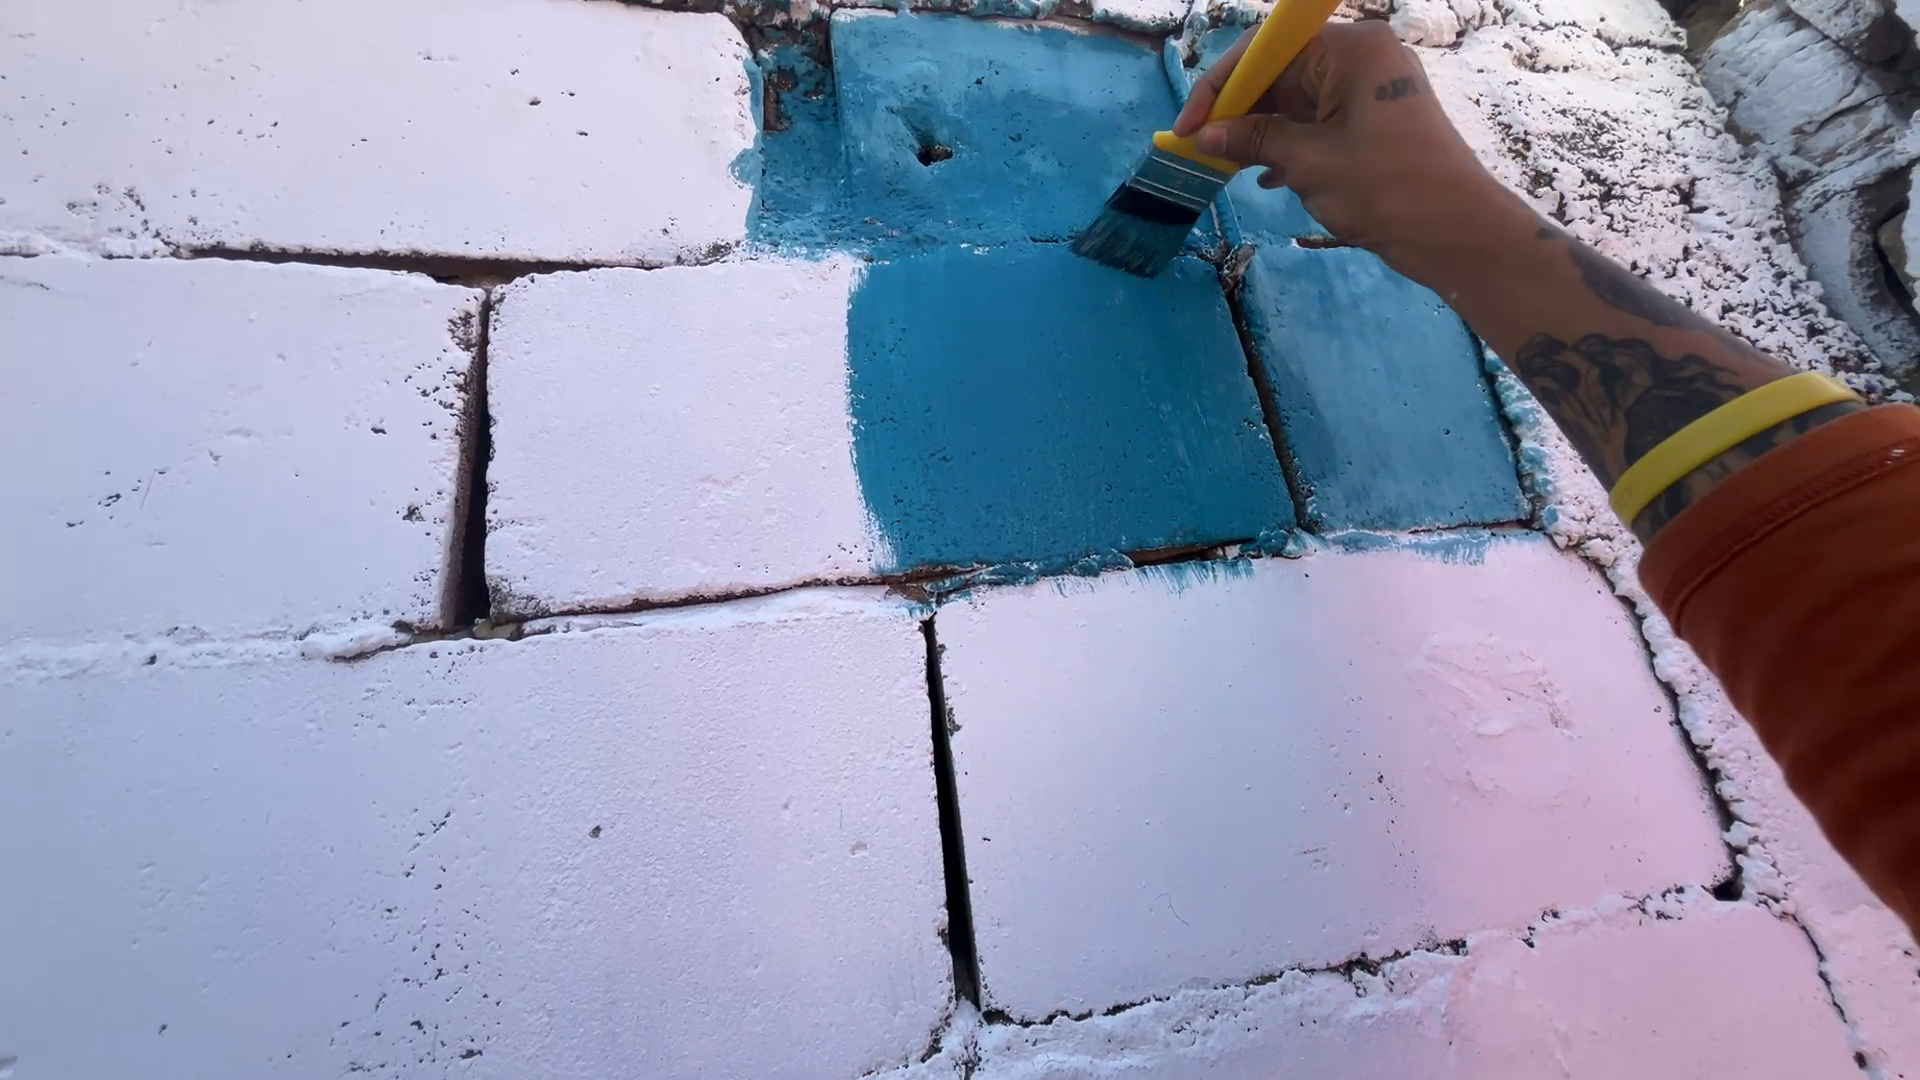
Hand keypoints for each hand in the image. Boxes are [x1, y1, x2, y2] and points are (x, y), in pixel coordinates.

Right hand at [1172, 20, 1515, 280]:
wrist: (1445, 227)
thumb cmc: (1382, 187)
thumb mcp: (1309, 162)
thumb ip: (1255, 140)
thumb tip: (1205, 135)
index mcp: (1350, 50)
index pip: (1267, 50)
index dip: (1220, 85)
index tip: (1188, 128)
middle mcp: (1357, 59)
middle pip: (1278, 73)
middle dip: (1235, 111)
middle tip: (1198, 149)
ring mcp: (1362, 91)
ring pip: (1291, 102)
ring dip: (1255, 133)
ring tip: (1222, 166)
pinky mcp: (1364, 122)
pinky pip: (1310, 123)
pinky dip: (1282, 146)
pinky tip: (1262, 178)